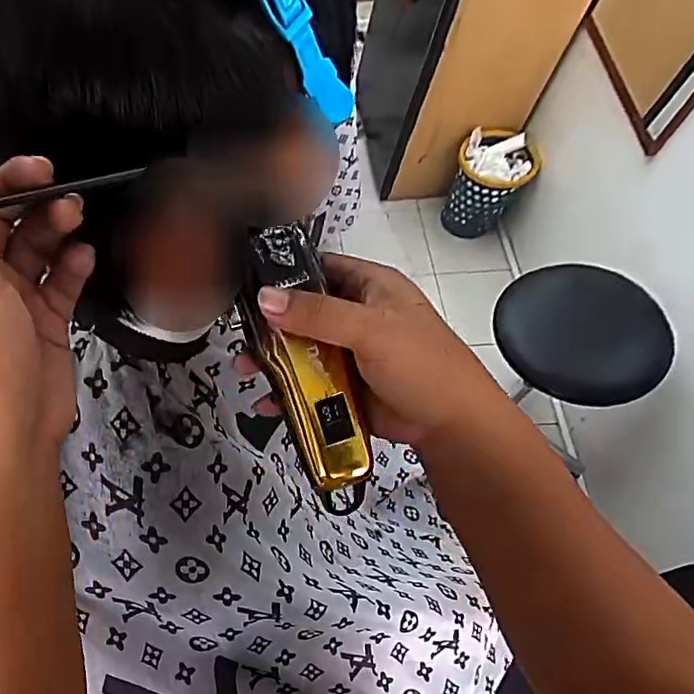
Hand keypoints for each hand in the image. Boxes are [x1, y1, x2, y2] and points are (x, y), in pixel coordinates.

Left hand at [0, 105, 95, 451]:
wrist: (17, 432)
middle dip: (17, 193)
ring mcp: (7, 299)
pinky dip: (70, 265)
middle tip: (52, 177)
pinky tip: (84, 256)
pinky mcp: (42, 320)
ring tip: (76, 215)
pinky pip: (56, 280)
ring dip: (50, 226)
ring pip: (28, 245)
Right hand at [237, 253, 505, 444]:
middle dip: (272, 328)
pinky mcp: (345, 388)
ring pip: (302, 354)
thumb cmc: (429, 368)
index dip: (287, 276)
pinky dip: (288, 395)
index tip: (254, 288)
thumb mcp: (371, 330)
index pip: (321, 269)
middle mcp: (358, 319)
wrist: (448, 424)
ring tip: (249, 370)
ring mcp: (350, 355)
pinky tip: (270, 401)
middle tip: (245, 337)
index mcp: (371, 289)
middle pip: (304, 316)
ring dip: (275, 363)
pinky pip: (309, 388)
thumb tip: (270, 298)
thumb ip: (319, 314)